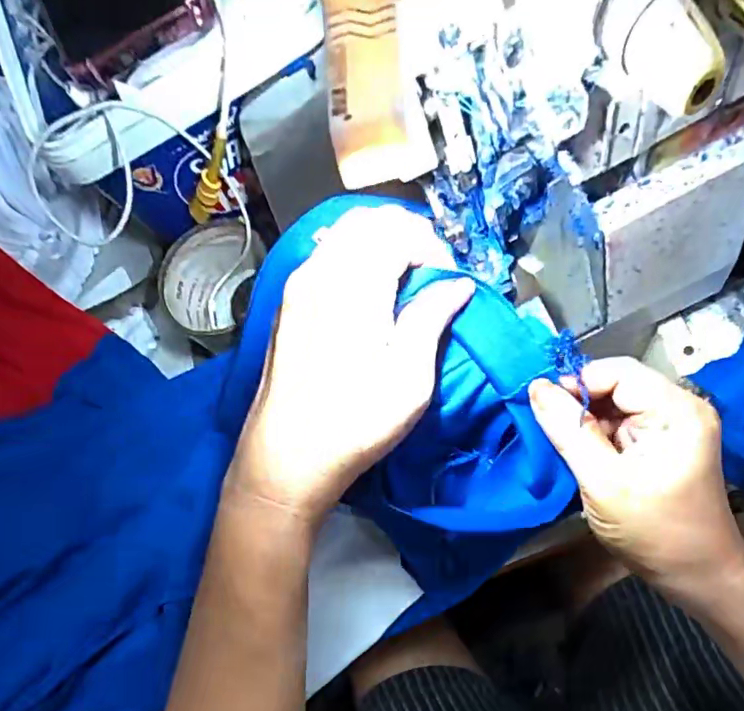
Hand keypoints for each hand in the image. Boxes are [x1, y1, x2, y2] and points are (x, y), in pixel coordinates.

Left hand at [228, 205, 474, 521]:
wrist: (287, 457)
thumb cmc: (356, 421)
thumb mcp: (411, 376)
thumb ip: (432, 318)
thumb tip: (456, 284)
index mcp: (355, 284)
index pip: (399, 231)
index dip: (433, 246)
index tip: (451, 279)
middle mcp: (320, 272)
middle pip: (368, 220)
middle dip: (407, 234)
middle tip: (432, 271)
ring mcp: (297, 286)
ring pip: (342, 235)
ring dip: (380, 244)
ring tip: (405, 281)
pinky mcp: (287, 306)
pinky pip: (325, 257)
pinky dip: (354, 259)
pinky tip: (370, 295)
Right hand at [528, 357, 743, 592]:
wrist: (696, 573)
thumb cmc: (654, 531)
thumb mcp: (603, 481)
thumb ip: (570, 432)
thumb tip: (537, 388)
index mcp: (676, 409)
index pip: (617, 371)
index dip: (578, 385)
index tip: (545, 411)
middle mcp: (681, 409)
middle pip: (618, 387)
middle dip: (581, 407)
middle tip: (552, 435)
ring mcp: (676, 428)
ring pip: (618, 409)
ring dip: (589, 426)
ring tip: (568, 452)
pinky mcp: (667, 447)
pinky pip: (626, 429)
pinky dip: (601, 440)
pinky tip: (586, 460)